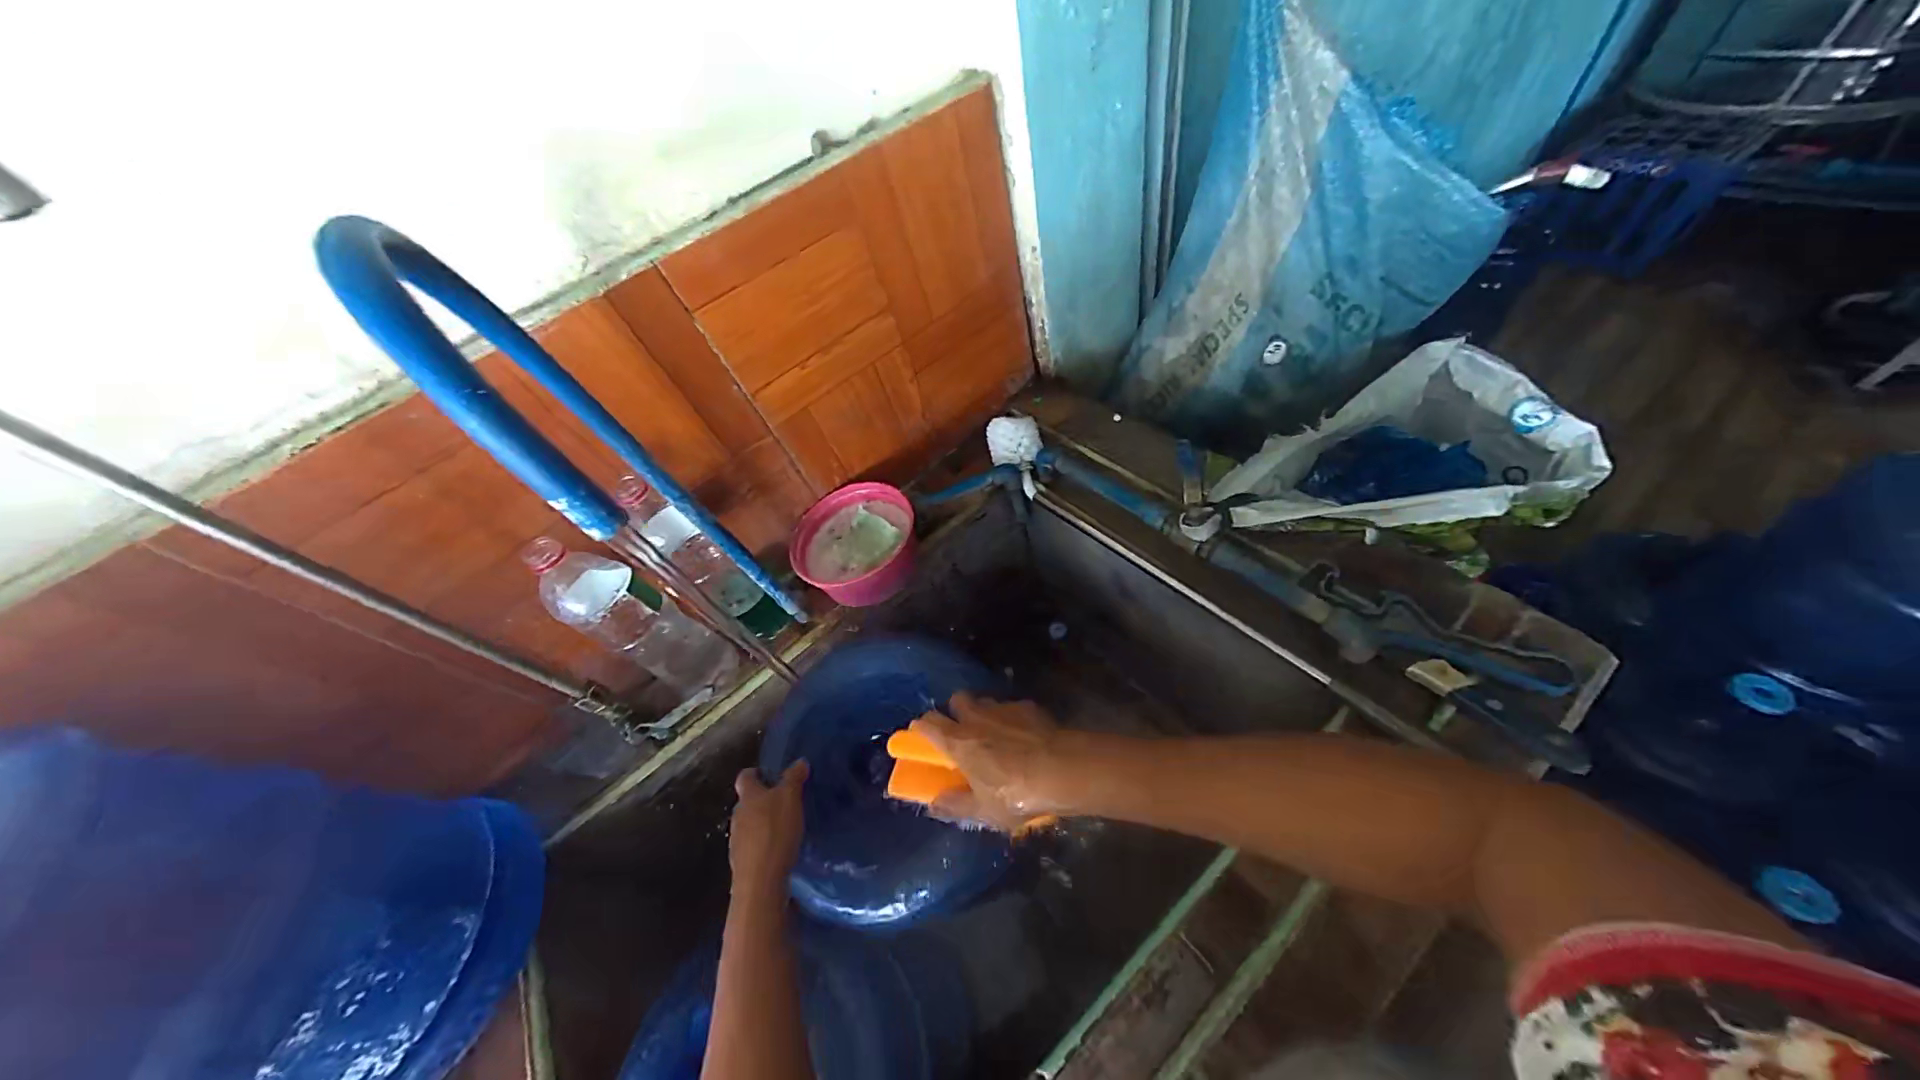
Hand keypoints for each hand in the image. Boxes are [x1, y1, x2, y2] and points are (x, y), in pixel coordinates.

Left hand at [730, 760, 807, 896]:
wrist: (760, 882)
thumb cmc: (775, 832)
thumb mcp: (790, 799)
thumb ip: (794, 779)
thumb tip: (799, 761)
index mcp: (747, 796)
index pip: (745, 776)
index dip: (756, 773)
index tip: (770, 774)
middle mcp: (737, 816)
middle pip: (747, 802)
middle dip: (763, 800)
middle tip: (786, 801)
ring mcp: (737, 841)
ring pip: (750, 825)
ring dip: (764, 824)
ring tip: (786, 827)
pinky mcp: (742, 863)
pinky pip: (754, 846)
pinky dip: (765, 844)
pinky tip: (781, 850)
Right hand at [908, 693, 1064, 832]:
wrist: (1063, 769)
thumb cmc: (1016, 793)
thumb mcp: (984, 810)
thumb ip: (956, 805)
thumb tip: (934, 804)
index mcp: (958, 741)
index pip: (928, 723)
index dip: (922, 728)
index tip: (922, 736)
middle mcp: (977, 718)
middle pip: (957, 700)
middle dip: (956, 711)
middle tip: (964, 733)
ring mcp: (1004, 709)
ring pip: (985, 701)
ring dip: (985, 714)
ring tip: (996, 734)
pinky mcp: (1030, 707)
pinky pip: (1013, 708)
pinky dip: (1013, 719)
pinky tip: (1024, 736)